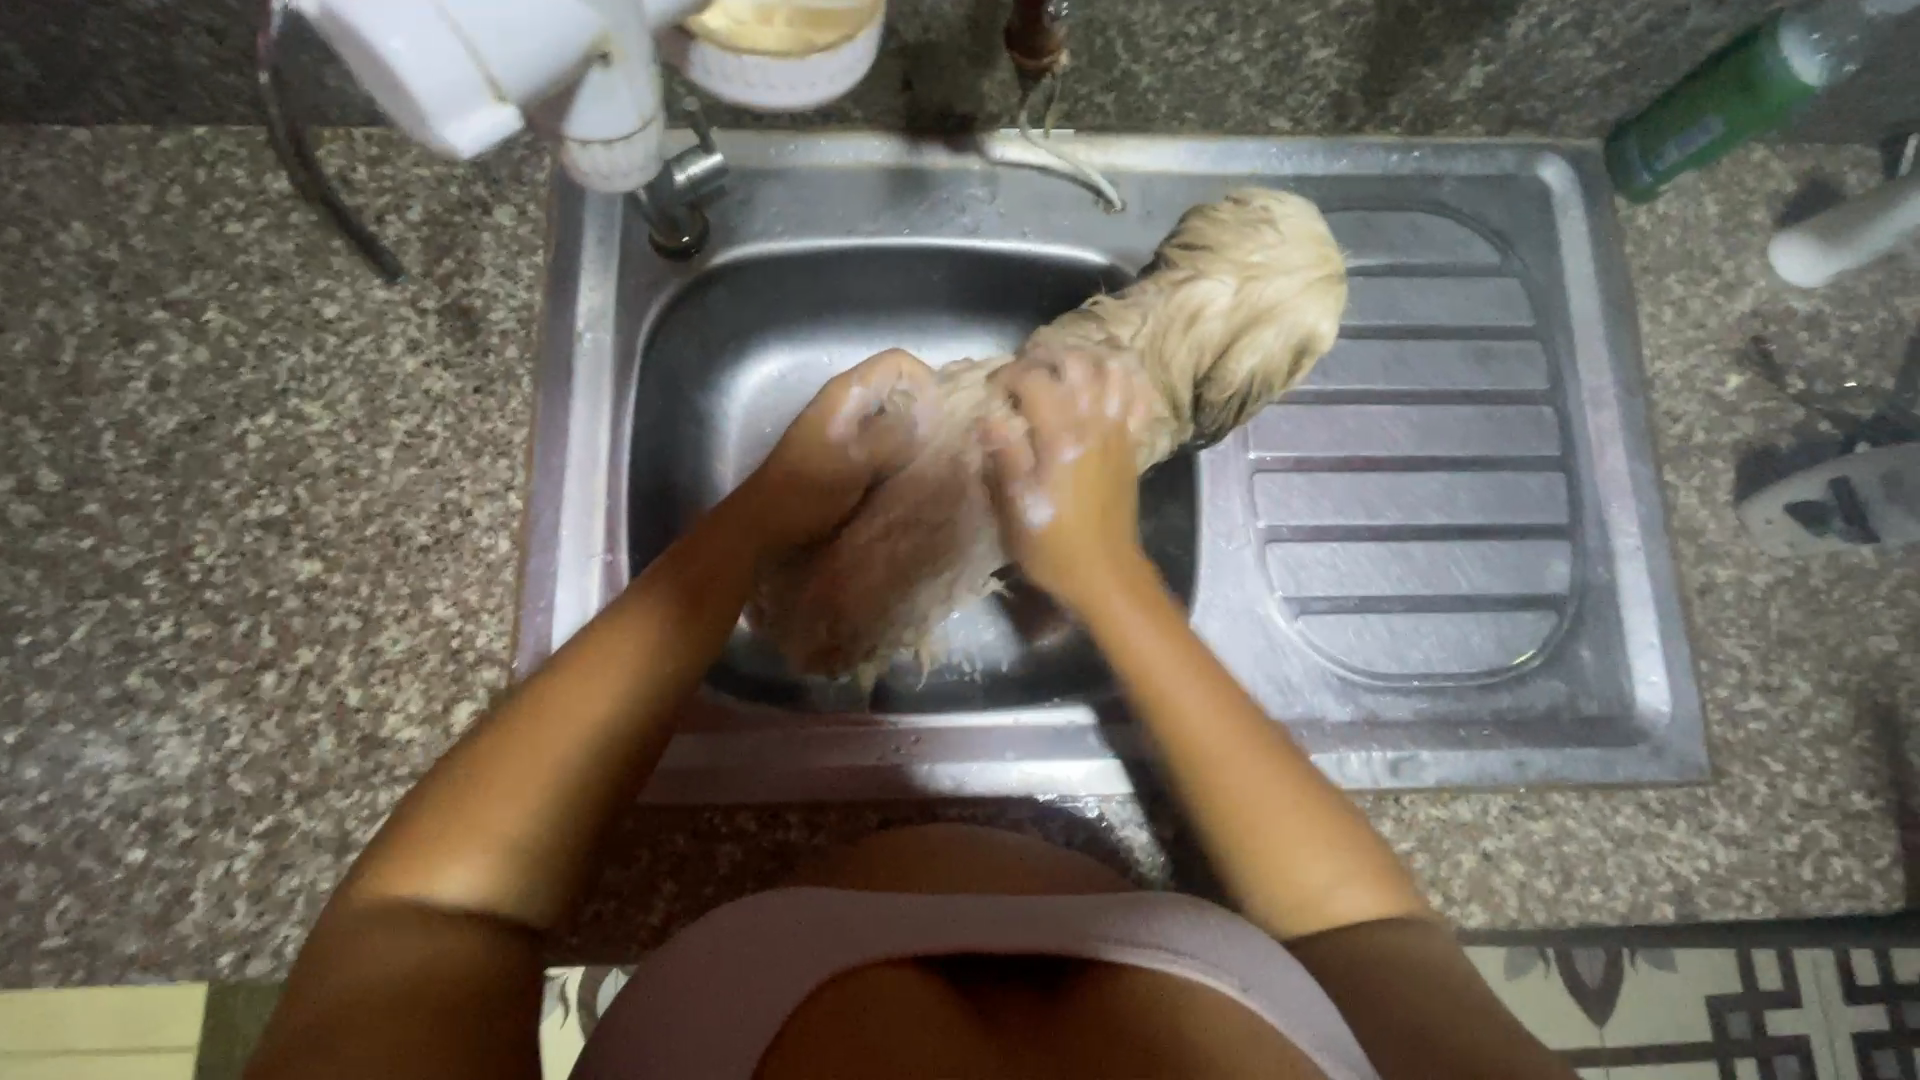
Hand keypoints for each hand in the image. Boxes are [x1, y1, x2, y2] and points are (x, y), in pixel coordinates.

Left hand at [729, 348, 937, 554]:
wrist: (767, 527)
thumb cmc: (806, 493)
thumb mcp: (855, 462)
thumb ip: (894, 435)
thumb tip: (932, 420)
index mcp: (847, 394)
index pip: (899, 364)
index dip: (926, 383)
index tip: (942, 420)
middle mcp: (850, 404)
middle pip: (901, 389)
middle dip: (926, 412)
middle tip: (944, 446)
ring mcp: (849, 430)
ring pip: (897, 418)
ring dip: (916, 437)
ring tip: (932, 464)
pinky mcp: (850, 456)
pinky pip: (887, 444)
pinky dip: (902, 456)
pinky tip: (911, 478)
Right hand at [979, 352, 1152, 612]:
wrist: (1105, 573)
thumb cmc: (1052, 546)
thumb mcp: (1014, 508)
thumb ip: (1004, 456)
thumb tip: (988, 418)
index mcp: (1059, 437)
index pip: (1033, 379)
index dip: (1008, 376)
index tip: (993, 392)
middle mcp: (1092, 424)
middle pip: (1075, 363)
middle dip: (1044, 358)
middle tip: (1023, 374)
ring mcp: (1117, 432)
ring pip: (1110, 371)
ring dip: (1084, 362)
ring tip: (1060, 373)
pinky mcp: (1131, 445)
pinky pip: (1136, 398)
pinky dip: (1123, 381)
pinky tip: (1105, 383)